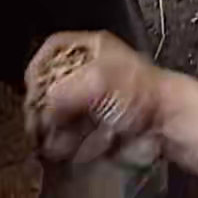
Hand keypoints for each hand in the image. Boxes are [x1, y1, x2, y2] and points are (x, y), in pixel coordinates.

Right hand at [24, 31, 197, 182]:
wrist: (164, 123)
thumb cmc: (141, 90)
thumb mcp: (99, 80)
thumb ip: (66, 90)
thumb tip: (44, 106)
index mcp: (90, 49)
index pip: (52, 50)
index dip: (39, 67)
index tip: (32, 89)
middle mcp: (86, 72)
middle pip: (48, 85)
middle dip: (40, 105)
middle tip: (36, 123)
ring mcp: (88, 102)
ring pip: (53, 115)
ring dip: (48, 130)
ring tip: (48, 140)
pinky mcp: (91, 129)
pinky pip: (65, 138)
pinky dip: (60, 146)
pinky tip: (63, 149)